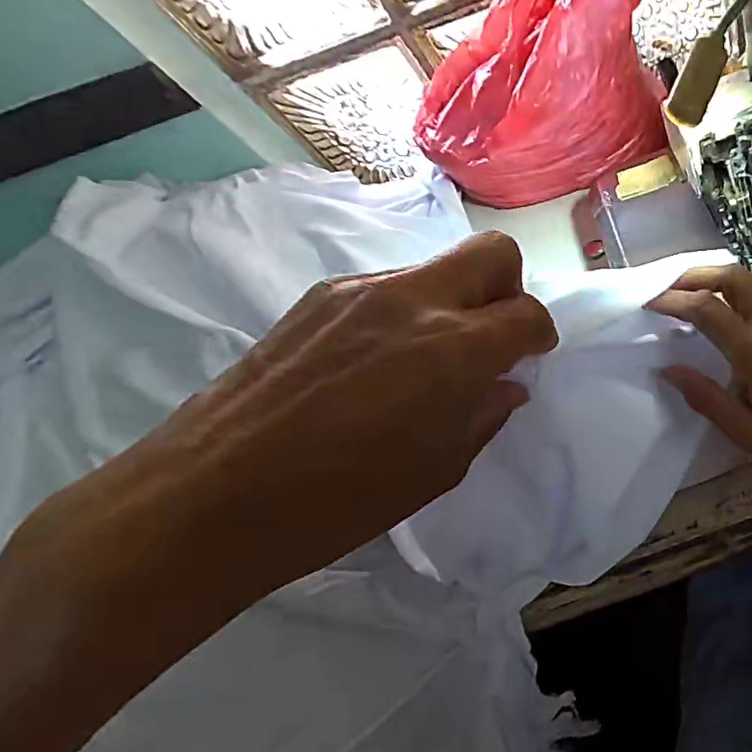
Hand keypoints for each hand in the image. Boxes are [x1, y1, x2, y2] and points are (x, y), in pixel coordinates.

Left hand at [17, 230, 557, 635]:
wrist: (212, 493)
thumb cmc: (339, 500)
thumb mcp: (436, 470)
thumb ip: (483, 415)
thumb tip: (505, 384)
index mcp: (453, 349)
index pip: (526, 313)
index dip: (539, 335)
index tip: (529, 357)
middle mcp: (414, 300)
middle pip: (492, 252)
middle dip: (508, 287)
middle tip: (490, 337)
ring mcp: (361, 290)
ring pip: (435, 268)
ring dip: (451, 303)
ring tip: (422, 361)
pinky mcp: (320, 295)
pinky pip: (387, 287)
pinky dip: (404, 313)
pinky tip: (372, 363)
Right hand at [647, 265, 751, 489]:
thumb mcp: (746, 432)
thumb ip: (705, 397)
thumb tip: (668, 370)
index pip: (706, 309)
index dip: (673, 300)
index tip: (648, 304)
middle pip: (732, 276)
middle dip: (695, 275)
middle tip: (668, 289)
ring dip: (719, 277)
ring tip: (693, 294)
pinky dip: (740, 286)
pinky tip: (728, 306)